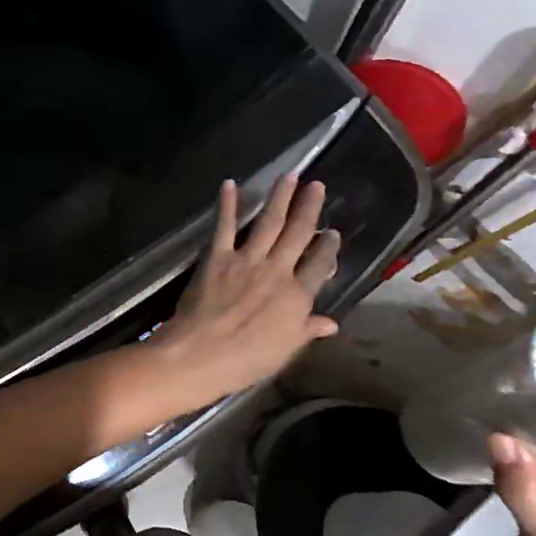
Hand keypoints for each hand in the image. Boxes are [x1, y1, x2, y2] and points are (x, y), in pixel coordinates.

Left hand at [151, 176, 341, 405]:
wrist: (201, 354)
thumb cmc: (246, 360)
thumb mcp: (285, 349)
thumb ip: (307, 330)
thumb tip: (331, 323)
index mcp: (297, 296)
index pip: (319, 266)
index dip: (328, 247)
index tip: (333, 232)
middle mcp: (277, 271)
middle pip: (298, 234)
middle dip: (309, 208)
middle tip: (318, 186)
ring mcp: (247, 260)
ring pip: (269, 222)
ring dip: (280, 197)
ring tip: (290, 176)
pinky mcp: (218, 257)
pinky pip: (225, 226)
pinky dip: (227, 204)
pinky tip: (230, 184)